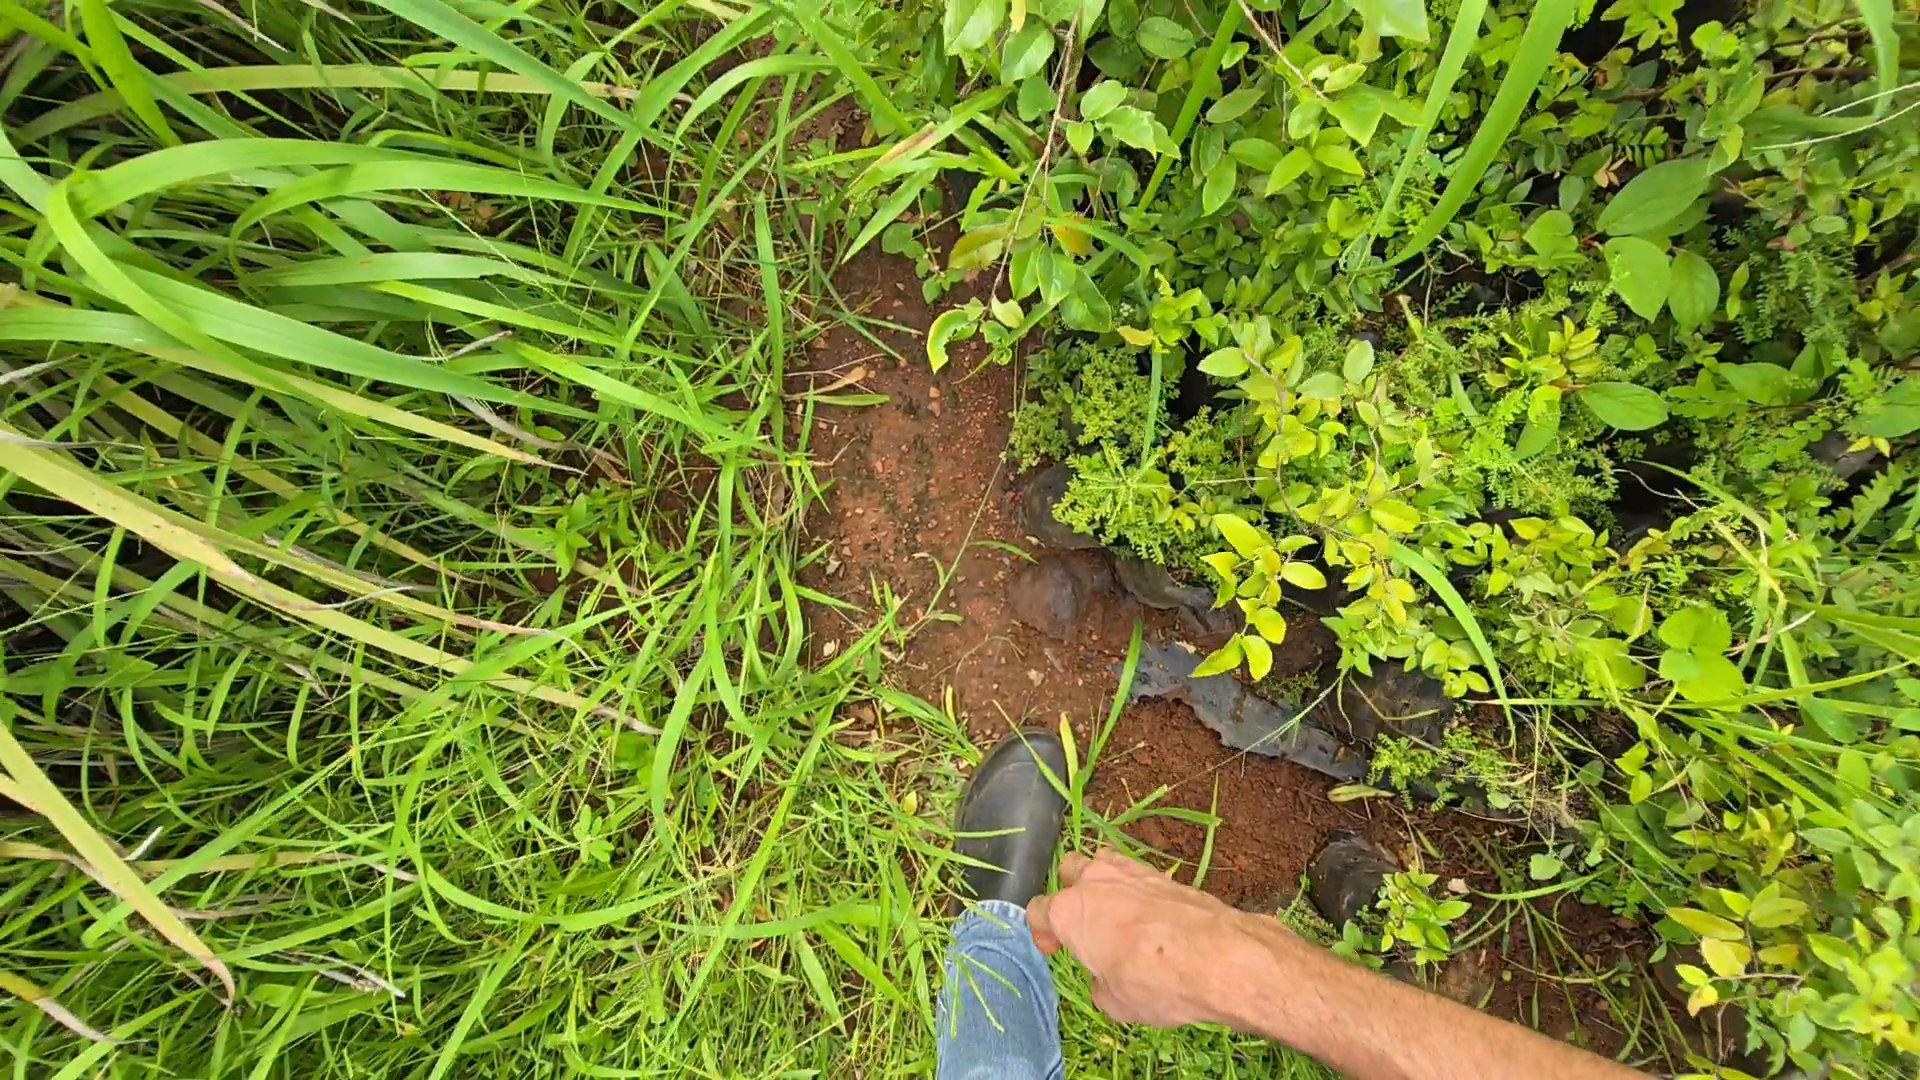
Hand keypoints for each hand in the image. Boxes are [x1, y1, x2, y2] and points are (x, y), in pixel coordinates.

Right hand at [1026, 848, 1266, 1027]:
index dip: (1043, 934)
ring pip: (1099, 862)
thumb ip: (1100, 983)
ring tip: (1112, 912)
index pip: (1038, 912)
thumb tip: (1104, 977)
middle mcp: (1091, 881)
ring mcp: (1125, 870)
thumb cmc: (1155, 981)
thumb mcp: (1116, 1003)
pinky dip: (1131, 886)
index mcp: (1069, 912)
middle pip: (1066, 872)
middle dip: (1068, 894)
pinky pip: (1131, 870)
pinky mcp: (1157, 870)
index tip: (1055, 950)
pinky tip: (1145, 911)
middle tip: (1082, 926)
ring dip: (1098, 882)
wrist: (1215, 955)